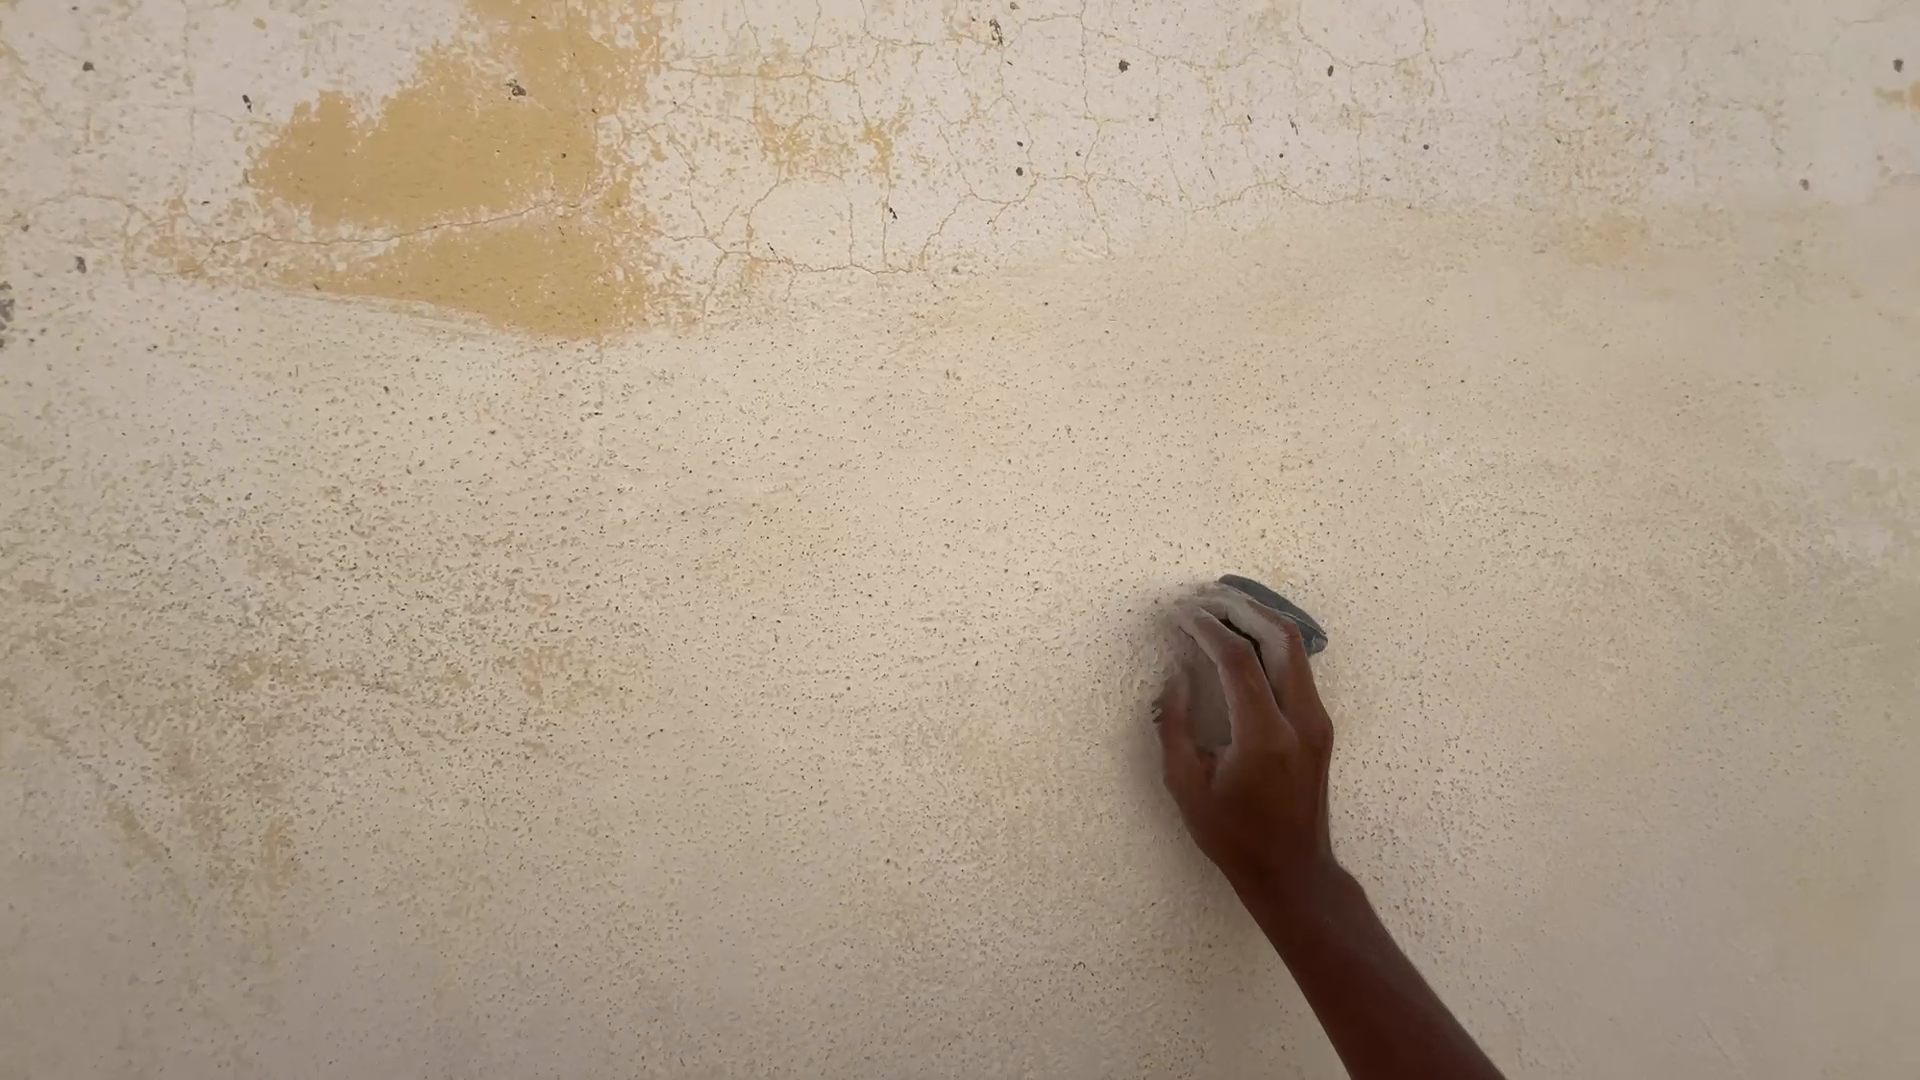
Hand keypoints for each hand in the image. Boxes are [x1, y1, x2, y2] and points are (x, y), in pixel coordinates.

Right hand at [1155, 582, 1337, 899]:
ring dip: (1257, 618)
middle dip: (1239, 607)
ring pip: (1295, 646)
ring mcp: (1317, 720)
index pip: (1238, 658)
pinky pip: (1296, 664)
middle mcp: (1301, 719)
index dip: (1205, 627)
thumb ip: (1175, 723)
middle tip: (1202, 597)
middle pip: (1280, 637)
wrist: (1293, 872)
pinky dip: (1268, 640)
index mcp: (1265, 735)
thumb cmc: (1233, 835)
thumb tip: (1175, 675)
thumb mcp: (1186, 784)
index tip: (1178, 613)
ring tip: (1219, 605)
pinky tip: (1241, 635)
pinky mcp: (1319, 724)